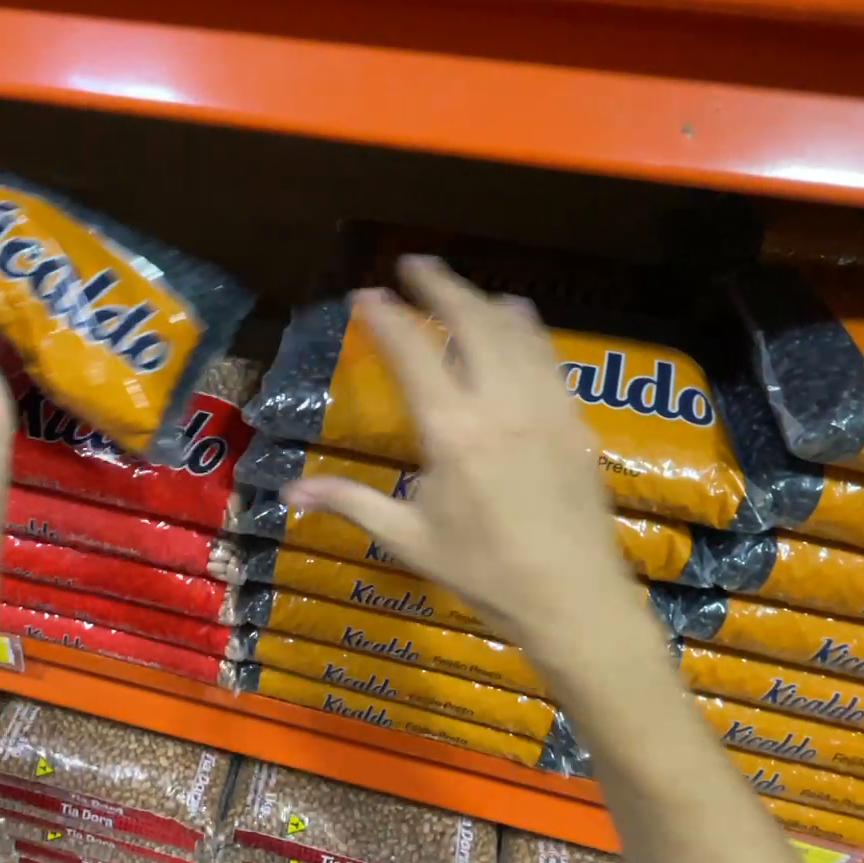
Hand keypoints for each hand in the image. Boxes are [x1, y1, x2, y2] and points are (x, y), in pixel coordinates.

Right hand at [282, 256, 659, 682]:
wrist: (572, 598)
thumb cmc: (482, 572)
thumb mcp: (407, 539)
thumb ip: (350, 503)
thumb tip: (290, 491)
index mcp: (452, 431)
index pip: (413, 354)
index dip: (386, 318)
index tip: (366, 293)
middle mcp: (500, 404)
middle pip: (471, 321)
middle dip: (441, 285)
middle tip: (415, 264)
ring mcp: (544, 408)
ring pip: (516, 332)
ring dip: (484, 301)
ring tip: (462, 288)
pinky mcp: (574, 421)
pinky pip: (548, 358)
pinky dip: (527, 330)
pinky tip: (519, 323)